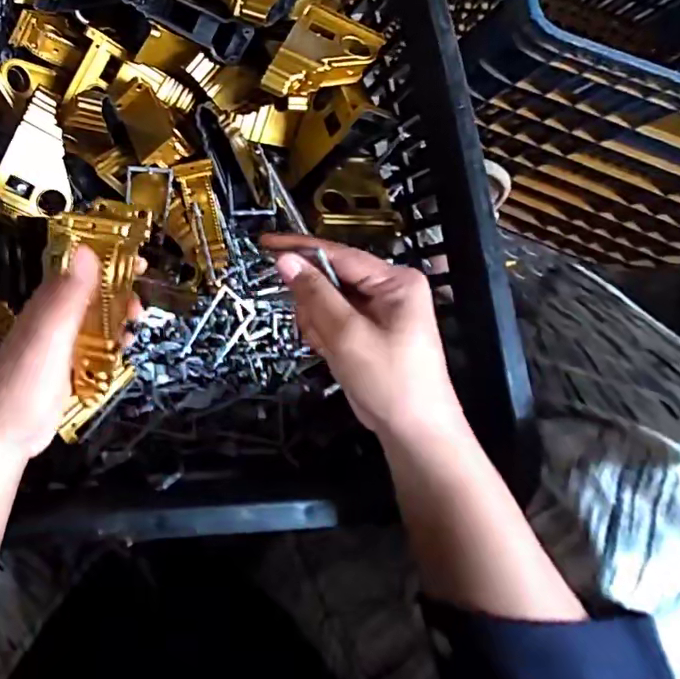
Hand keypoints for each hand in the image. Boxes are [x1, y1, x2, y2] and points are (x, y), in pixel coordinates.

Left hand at [0, 246, 134, 460]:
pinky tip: (122, 352)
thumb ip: (68, 294)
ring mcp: (58, 343)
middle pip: (92, 292)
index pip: (81, 266)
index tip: (140, 261)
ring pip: (95, 318)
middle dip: (120, 291)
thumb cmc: (25, 382)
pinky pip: (93, 345)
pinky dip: (110, 343)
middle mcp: (53, 316)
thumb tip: (85, 248)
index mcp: (49, 300)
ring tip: (134, 329)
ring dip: (118, 317)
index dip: (110, 258)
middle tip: (140, 308)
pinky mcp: (64, 368)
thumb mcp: (50, 333)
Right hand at [263, 234, 466, 446]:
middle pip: (329, 278)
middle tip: (315, 330)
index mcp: (394, 281)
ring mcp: (376, 311)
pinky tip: (331, 353)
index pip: (339, 254)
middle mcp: (387, 290)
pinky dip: (323, 334)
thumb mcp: (347, 334)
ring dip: (317, 323)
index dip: (299, 249)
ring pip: (324, 300)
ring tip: (329, 348)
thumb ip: (314, 293)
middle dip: (313, 303)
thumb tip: (284, 260)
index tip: (265, 244)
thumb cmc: (390, 381)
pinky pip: (330, 319)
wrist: (414, 435)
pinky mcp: (365, 331)